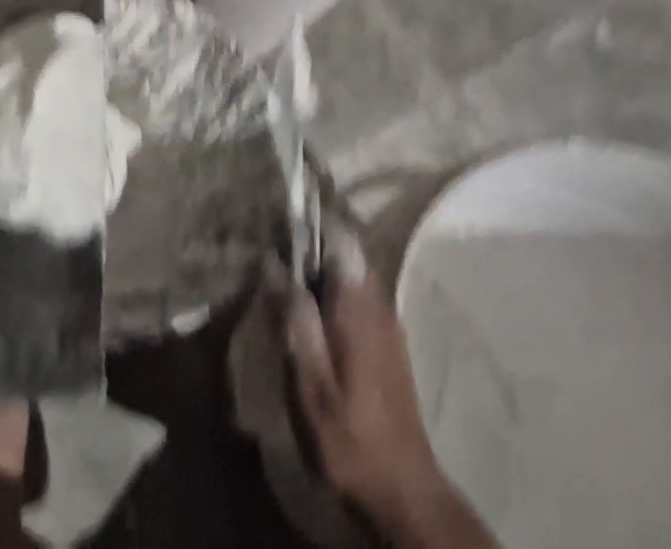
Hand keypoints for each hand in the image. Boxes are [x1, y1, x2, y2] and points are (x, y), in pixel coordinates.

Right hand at [282, 227, 497, 547]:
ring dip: (317, 252)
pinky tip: (298, 287)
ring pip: (348, 271)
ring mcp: (384, 325)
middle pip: (347, 249)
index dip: (318, 206)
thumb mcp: (310, 379)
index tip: (289, 180)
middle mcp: (378, 306)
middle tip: (270, 208)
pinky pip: (351, 293)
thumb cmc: (348, 435)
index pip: (344, 237)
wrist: (400, 490)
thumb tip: (275, 263)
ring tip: (276, 238)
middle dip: (314, 224)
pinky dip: (325, 279)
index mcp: (359, 306)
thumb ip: (295, 317)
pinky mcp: (382, 344)